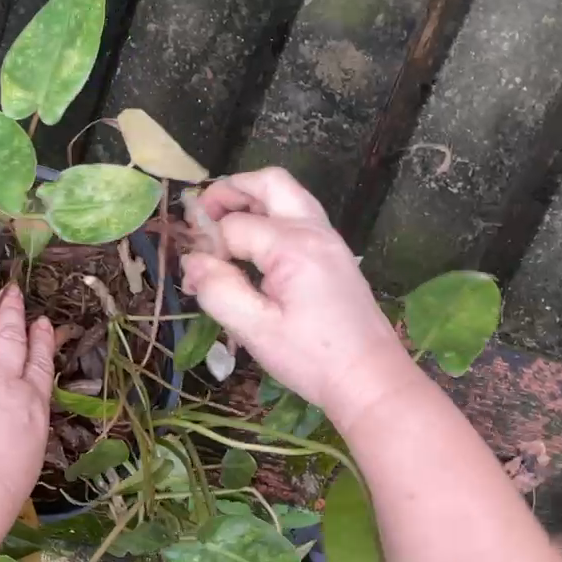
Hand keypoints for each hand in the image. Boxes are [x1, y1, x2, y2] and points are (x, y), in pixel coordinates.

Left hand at [0, 286, 55, 552]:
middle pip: (10, 339)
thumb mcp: (28, 458)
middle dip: (13, 313)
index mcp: (33, 405)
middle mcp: (3, 382)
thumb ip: (24, 427)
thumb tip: (15, 417)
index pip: (40, 364)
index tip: (43, 323)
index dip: (42, 341)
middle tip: (13, 292)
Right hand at [180, 167, 408, 428]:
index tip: (192, 276)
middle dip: (230, 190)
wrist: (369, 378)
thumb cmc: (312, 358)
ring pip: (287, 195)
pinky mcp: (333, 255)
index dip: (207, 245)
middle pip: (270, 183)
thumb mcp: (255, 330)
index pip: (234, 226)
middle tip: (201, 215)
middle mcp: (314, 231)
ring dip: (251, 200)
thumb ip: (219, 290)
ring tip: (220, 225)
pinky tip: (250, 249)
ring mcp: (329, 240)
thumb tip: (192, 262)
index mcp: (294, 246)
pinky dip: (269, 217)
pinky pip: (298, 216)